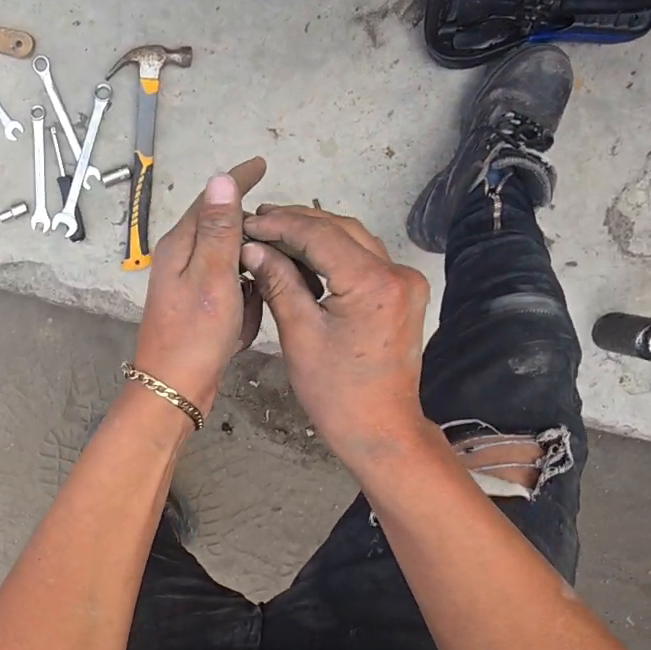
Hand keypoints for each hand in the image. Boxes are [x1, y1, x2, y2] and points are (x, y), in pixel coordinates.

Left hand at [130, 158, 268, 413]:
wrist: (175, 390)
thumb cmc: (194, 335)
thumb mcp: (213, 276)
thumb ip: (219, 229)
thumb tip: (222, 180)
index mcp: (179, 247)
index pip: (210, 201)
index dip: (237, 181)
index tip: (261, 164)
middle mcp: (180, 263)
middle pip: (224, 234)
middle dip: (251, 246)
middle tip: (277, 254)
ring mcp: (189, 289)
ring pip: (233, 270)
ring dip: (248, 289)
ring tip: (253, 308)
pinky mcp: (199, 313)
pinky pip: (232, 299)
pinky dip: (241, 312)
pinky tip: (240, 331)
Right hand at [240, 205, 434, 459]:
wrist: (379, 427)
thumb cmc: (337, 393)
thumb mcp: (299, 335)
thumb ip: (278, 283)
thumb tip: (253, 248)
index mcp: (372, 283)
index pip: (320, 235)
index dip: (280, 224)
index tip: (248, 222)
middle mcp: (396, 274)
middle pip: (340, 229)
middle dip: (296, 223)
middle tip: (256, 222)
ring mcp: (403, 283)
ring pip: (353, 240)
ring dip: (314, 235)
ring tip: (273, 236)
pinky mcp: (401, 294)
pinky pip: (363, 260)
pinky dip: (332, 254)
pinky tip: (301, 258)